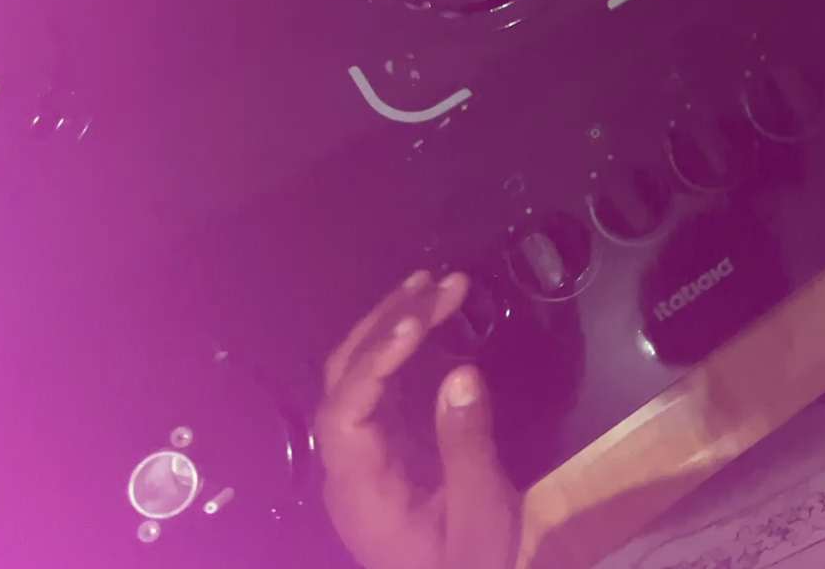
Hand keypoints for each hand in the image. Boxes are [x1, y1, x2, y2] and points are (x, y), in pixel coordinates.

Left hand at [315, 270, 521, 568]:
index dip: (374, 364)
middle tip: (442, 283)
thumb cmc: (470, 565)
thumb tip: (461, 371)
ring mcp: (364, 450)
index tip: (418, 323)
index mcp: (361, 488)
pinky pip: (379, 383)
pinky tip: (425, 319)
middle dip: (389, 323)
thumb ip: (467, 446)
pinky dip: (401, 344)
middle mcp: (349, 463)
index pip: (344, 415)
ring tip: (433, 283)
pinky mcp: (386, 443)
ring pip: (358, 374)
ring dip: (393, 323)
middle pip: (344, 380)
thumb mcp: (480, 514)